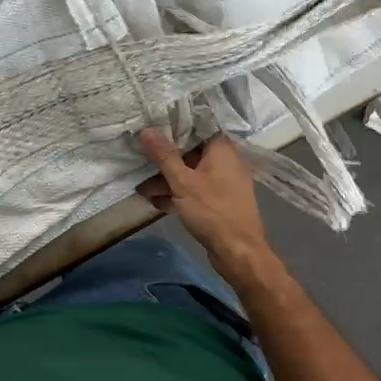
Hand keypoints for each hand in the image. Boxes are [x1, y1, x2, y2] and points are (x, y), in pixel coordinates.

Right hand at [137, 129, 277, 286]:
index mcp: (222, 150)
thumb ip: (164, 155)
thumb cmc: (212, 211)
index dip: (174, 127)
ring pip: (190, 174)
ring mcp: (223, 184)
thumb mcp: (182, 182)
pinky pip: (196, 191)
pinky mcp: (219, 202)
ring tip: (141, 190)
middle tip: (140, 162)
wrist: (239, 253)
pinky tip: (157, 203)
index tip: (151, 127)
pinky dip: (178, 195)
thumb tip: (147, 129)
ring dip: (167, 181)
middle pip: (190, 153)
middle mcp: (225, 162)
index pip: (197, 127)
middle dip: (164, 161)